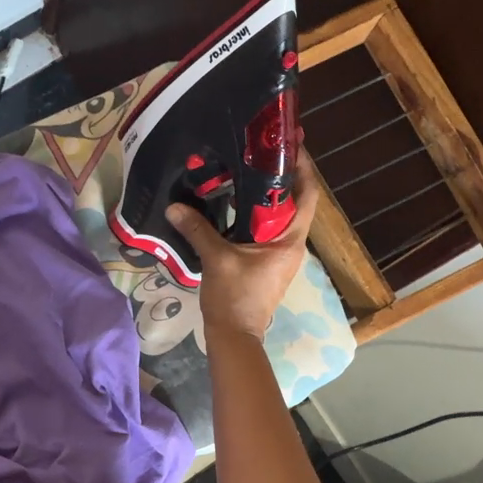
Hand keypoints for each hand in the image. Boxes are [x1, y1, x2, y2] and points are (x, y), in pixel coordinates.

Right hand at [165, 149, 321, 341]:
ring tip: (247, 174)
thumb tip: (174, 207)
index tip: (291, 145)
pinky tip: (236, 209)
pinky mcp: (266, 266)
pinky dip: (255, 218)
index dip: (303, 168)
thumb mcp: (216, 260)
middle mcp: (291, 246)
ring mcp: (280, 258)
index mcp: (290, 240)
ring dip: (266, 199)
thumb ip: (198, 230)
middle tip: (262, 153)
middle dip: (280, 178)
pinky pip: (266, 234)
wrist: (234, 337)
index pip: (307, 195)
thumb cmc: (234, 299)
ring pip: (279, 219)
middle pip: (293, 203)